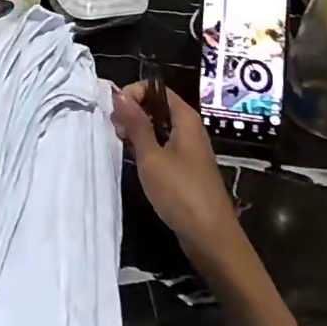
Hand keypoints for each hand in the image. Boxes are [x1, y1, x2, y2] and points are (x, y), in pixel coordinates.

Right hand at [113, 81, 242, 258]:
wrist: (211, 236)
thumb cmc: (181, 192)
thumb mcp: (152, 157)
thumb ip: (136, 124)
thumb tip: (119, 94)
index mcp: (185, 118)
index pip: (156, 89)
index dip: (133, 94)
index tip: (115, 113)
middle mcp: (189, 127)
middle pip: (157, 106)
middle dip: (133, 112)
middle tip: (116, 131)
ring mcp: (189, 148)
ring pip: (158, 127)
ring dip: (138, 132)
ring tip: (122, 145)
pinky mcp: (186, 167)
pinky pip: (163, 146)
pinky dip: (148, 148)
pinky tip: (136, 161)